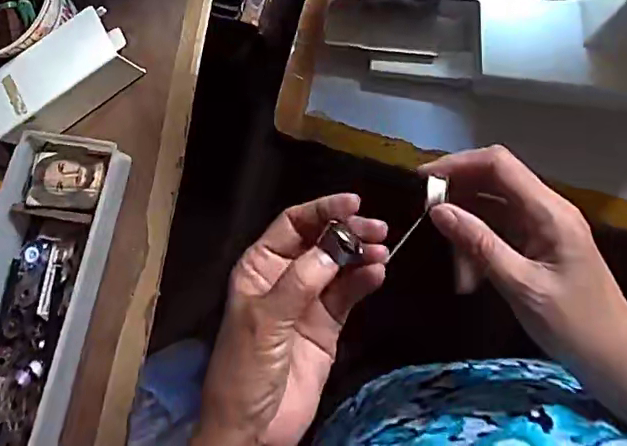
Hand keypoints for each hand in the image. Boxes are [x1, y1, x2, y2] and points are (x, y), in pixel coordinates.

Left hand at [194, 194, 388, 445]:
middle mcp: (287, 275)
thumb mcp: (266, 322)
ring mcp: (310, 299)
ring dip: (362, 253)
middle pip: (323, 238)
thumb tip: (335, 246)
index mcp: (261, 266)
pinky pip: (350, 292)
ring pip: (341, 262)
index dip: (322, 209)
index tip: (352, 203)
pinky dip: (365, 280)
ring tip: (381, 251)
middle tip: (376, 228)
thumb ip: (301, 281)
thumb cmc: (244, 373)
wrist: (253, 435)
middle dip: (349, 230)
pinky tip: (377, 273)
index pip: (294, 223)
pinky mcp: (329, 323)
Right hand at [422, 146, 626, 379]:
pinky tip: (471, 277)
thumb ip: (480, 245)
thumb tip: (440, 211)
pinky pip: (503, 231)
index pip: (499, 164)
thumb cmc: (576, 326)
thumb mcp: (522, 288)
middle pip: (495, 181)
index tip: (424, 180)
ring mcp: (545, 225)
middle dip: (460, 197)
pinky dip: (482, 247)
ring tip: (457, 272)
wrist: (620, 363)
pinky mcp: (541, 244)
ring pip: (495, 208)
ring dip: (470, 231)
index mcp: (549, 209)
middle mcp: (547, 207)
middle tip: (428, 219)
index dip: (459, 164)